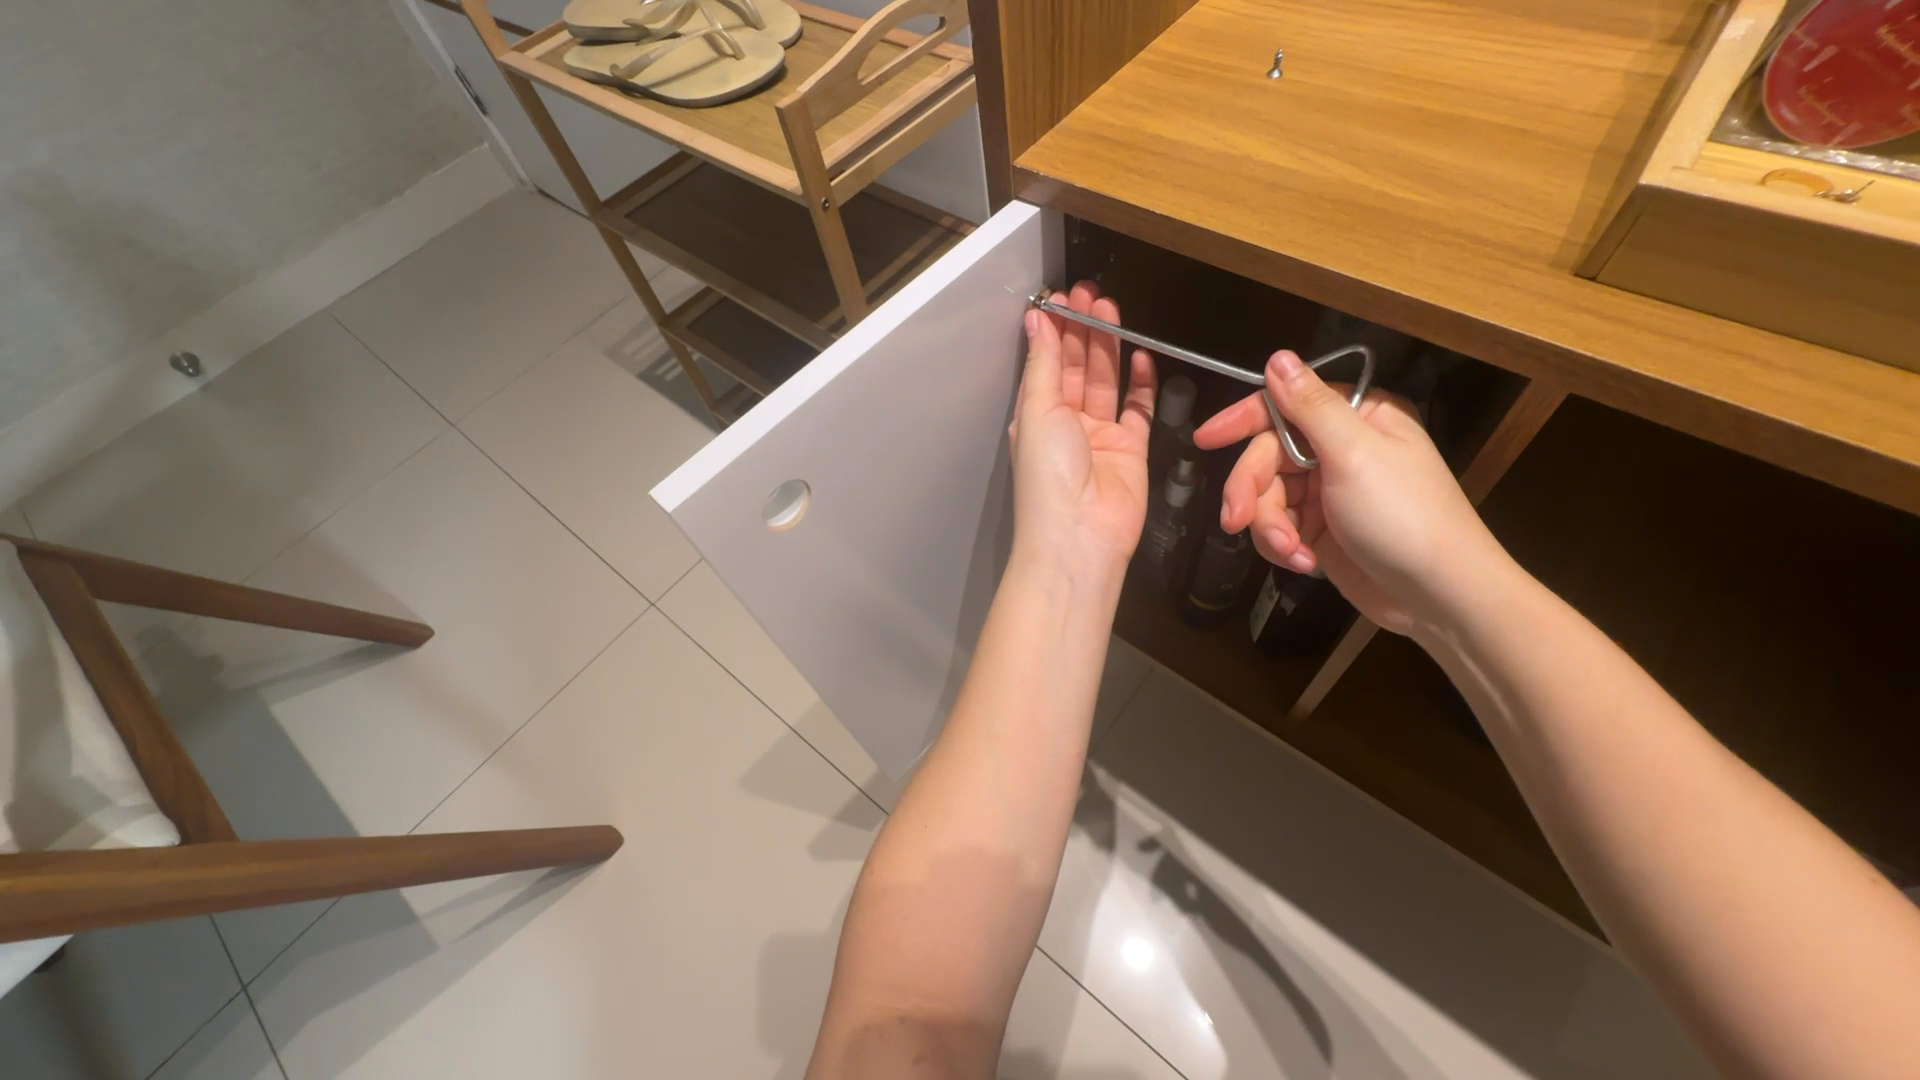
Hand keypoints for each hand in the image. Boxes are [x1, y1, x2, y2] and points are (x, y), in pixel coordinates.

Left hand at [1010, 282, 1156, 579]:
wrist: (1080, 534)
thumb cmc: (1048, 477)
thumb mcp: (1036, 411)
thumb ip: (1044, 364)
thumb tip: (1037, 321)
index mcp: (1036, 417)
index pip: (1047, 364)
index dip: (1055, 331)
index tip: (1062, 298)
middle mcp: (1067, 425)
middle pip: (1078, 368)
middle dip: (1084, 330)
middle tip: (1092, 294)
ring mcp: (1101, 436)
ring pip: (1107, 381)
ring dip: (1110, 346)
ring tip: (1113, 310)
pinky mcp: (1132, 448)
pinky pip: (1139, 409)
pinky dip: (1142, 383)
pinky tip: (1141, 355)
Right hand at [1193, 350, 1505, 634]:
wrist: (1438, 596)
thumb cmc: (1404, 516)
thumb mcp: (1355, 454)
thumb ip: (1310, 407)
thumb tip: (1278, 357)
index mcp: (1357, 417)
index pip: (1283, 406)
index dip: (1241, 421)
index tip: (1204, 440)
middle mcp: (1340, 448)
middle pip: (1267, 457)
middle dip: (1252, 493)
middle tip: (1236, 523)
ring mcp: (1329, 490)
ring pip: (1267, 497)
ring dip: (1270, 528)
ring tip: (1291, 553)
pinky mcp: (1321, 529)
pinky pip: (1279, 527)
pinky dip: (1283, 546)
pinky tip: (1303, 562)